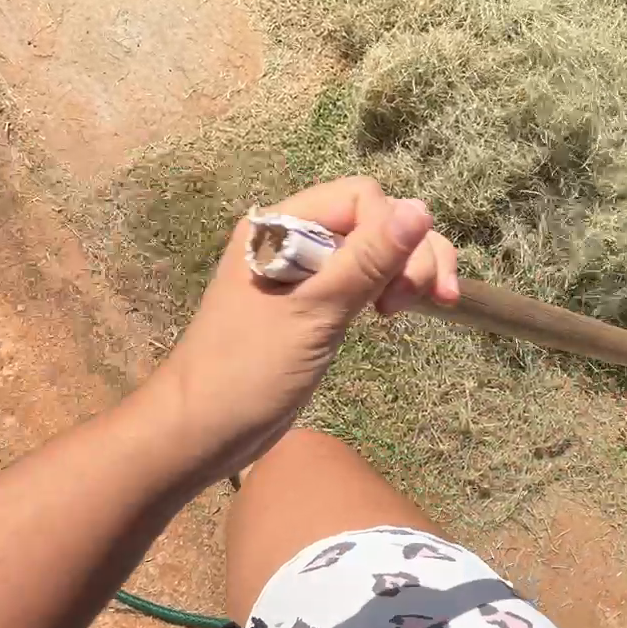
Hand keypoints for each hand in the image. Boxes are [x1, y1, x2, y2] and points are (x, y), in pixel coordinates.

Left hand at [147, 177, 458, 479]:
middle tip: (421, 303)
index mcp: (282, 224)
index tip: (401, 290)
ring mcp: (307, 270)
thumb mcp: (315, 311)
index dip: (394, 232)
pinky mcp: (316, 300)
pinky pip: (364, 277)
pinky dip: (390, 287)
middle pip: (375, 219)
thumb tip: (421, 208)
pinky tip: (402, 310)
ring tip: (425, 306)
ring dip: (409, 270)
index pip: (362, 198)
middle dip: (411, 252)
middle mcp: (296, 237)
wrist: (201, 429)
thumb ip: (369, 259)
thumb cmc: (249, 369)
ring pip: (376, 248)